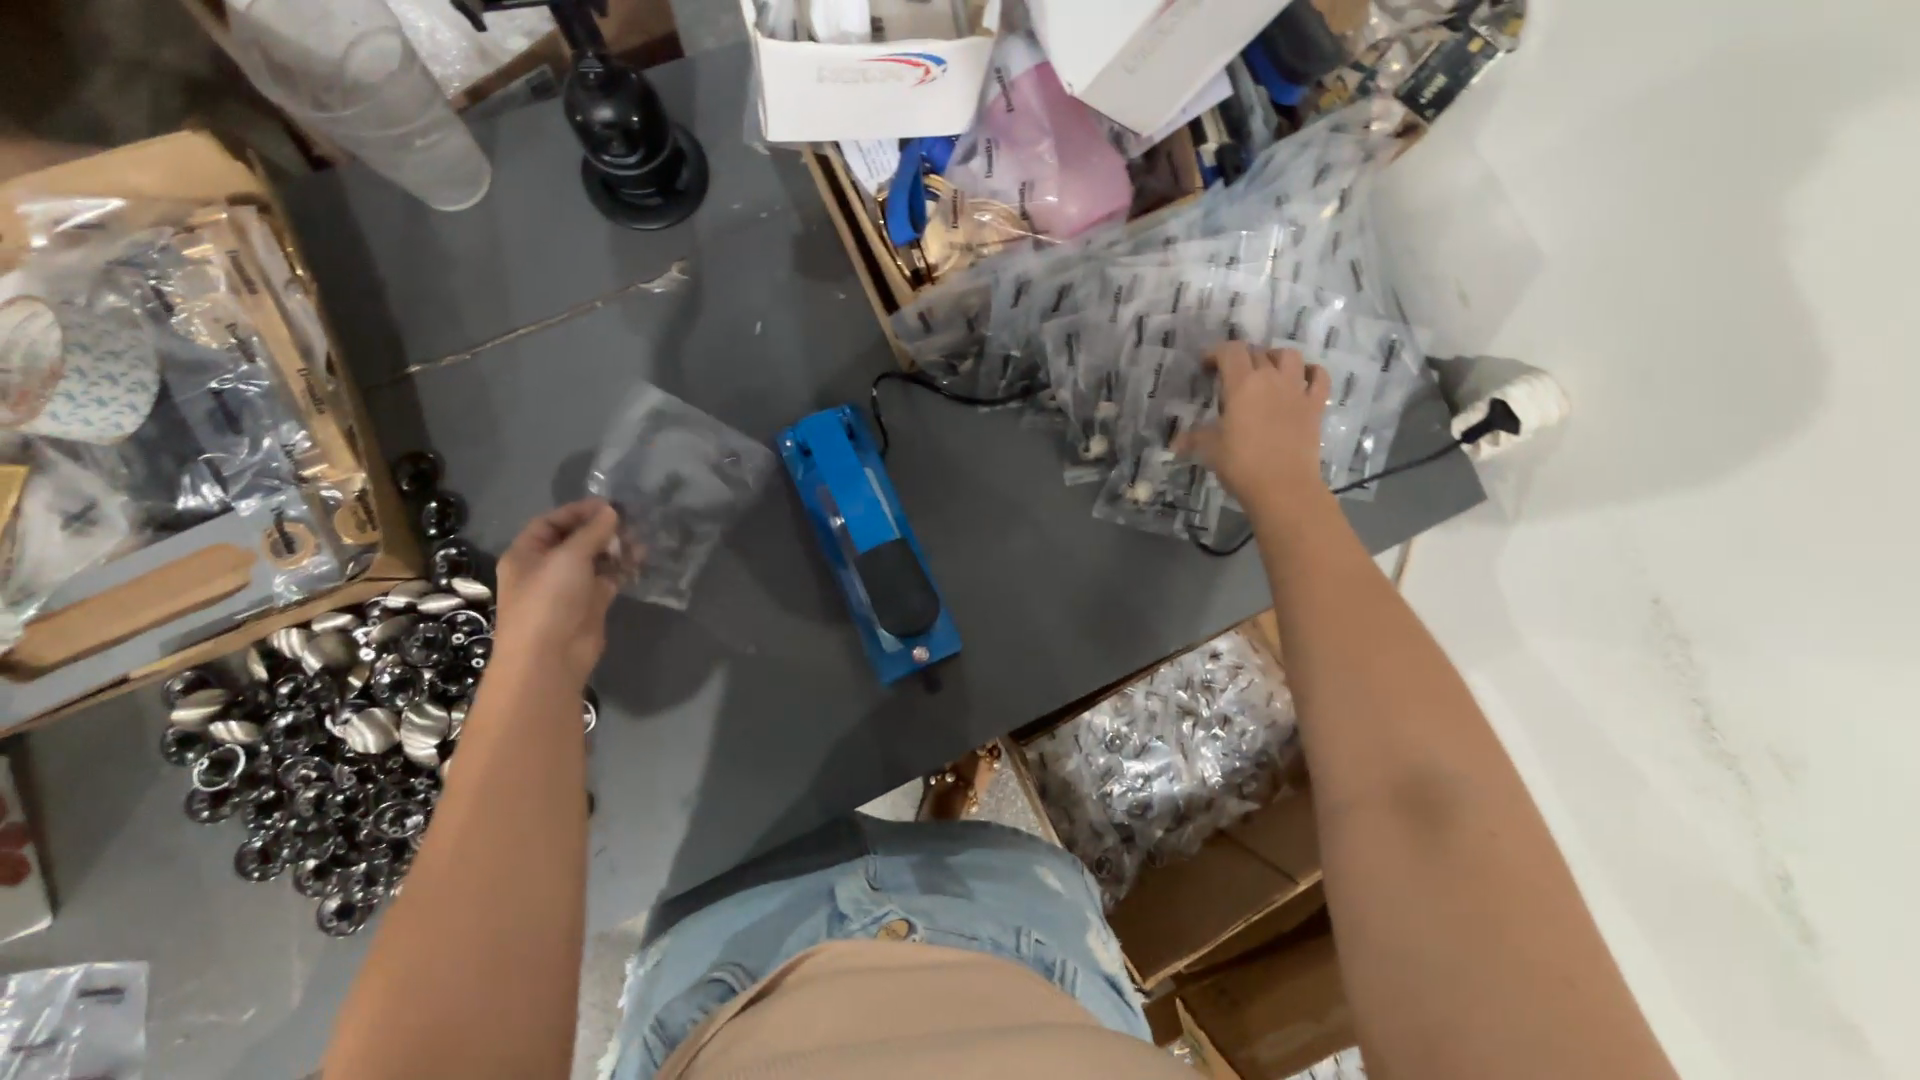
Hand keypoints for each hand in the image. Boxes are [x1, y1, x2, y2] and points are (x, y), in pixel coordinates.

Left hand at [493, 500, 623, 686]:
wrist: (550, 658)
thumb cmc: (549, 600)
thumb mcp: (569, 558)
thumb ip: (592, 532)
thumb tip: (611, 511)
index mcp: (527, 553)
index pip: (551, 522)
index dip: (578, 511)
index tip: (610, 505)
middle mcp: (545, 568)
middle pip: (575, 540)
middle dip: (602, 530)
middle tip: (631, 523)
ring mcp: (568, 588)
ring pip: (595, 560)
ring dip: (616, 549)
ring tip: (640, 541)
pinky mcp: (590, 605)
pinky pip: (608, 579)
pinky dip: (622, 569)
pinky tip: (640, 560)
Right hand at [1182, 343, 1330, 514]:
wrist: (1283, 487)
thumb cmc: (1241, 464)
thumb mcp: (1210, 450)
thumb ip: (1194, 439)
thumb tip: (1175, 443)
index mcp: (1242, 384)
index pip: (1230, 351)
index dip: (1216, 353)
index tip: (1206, 367)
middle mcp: (1271, 379)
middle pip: (1257, 352)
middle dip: (1241, 358)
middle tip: (1230, 376)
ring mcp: (1297, 390)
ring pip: (1289, 356)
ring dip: (1275, 357)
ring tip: (1266, 371)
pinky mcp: (1315, 406)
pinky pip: (1319, 377)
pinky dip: (1311, 372)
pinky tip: (1302, 380)